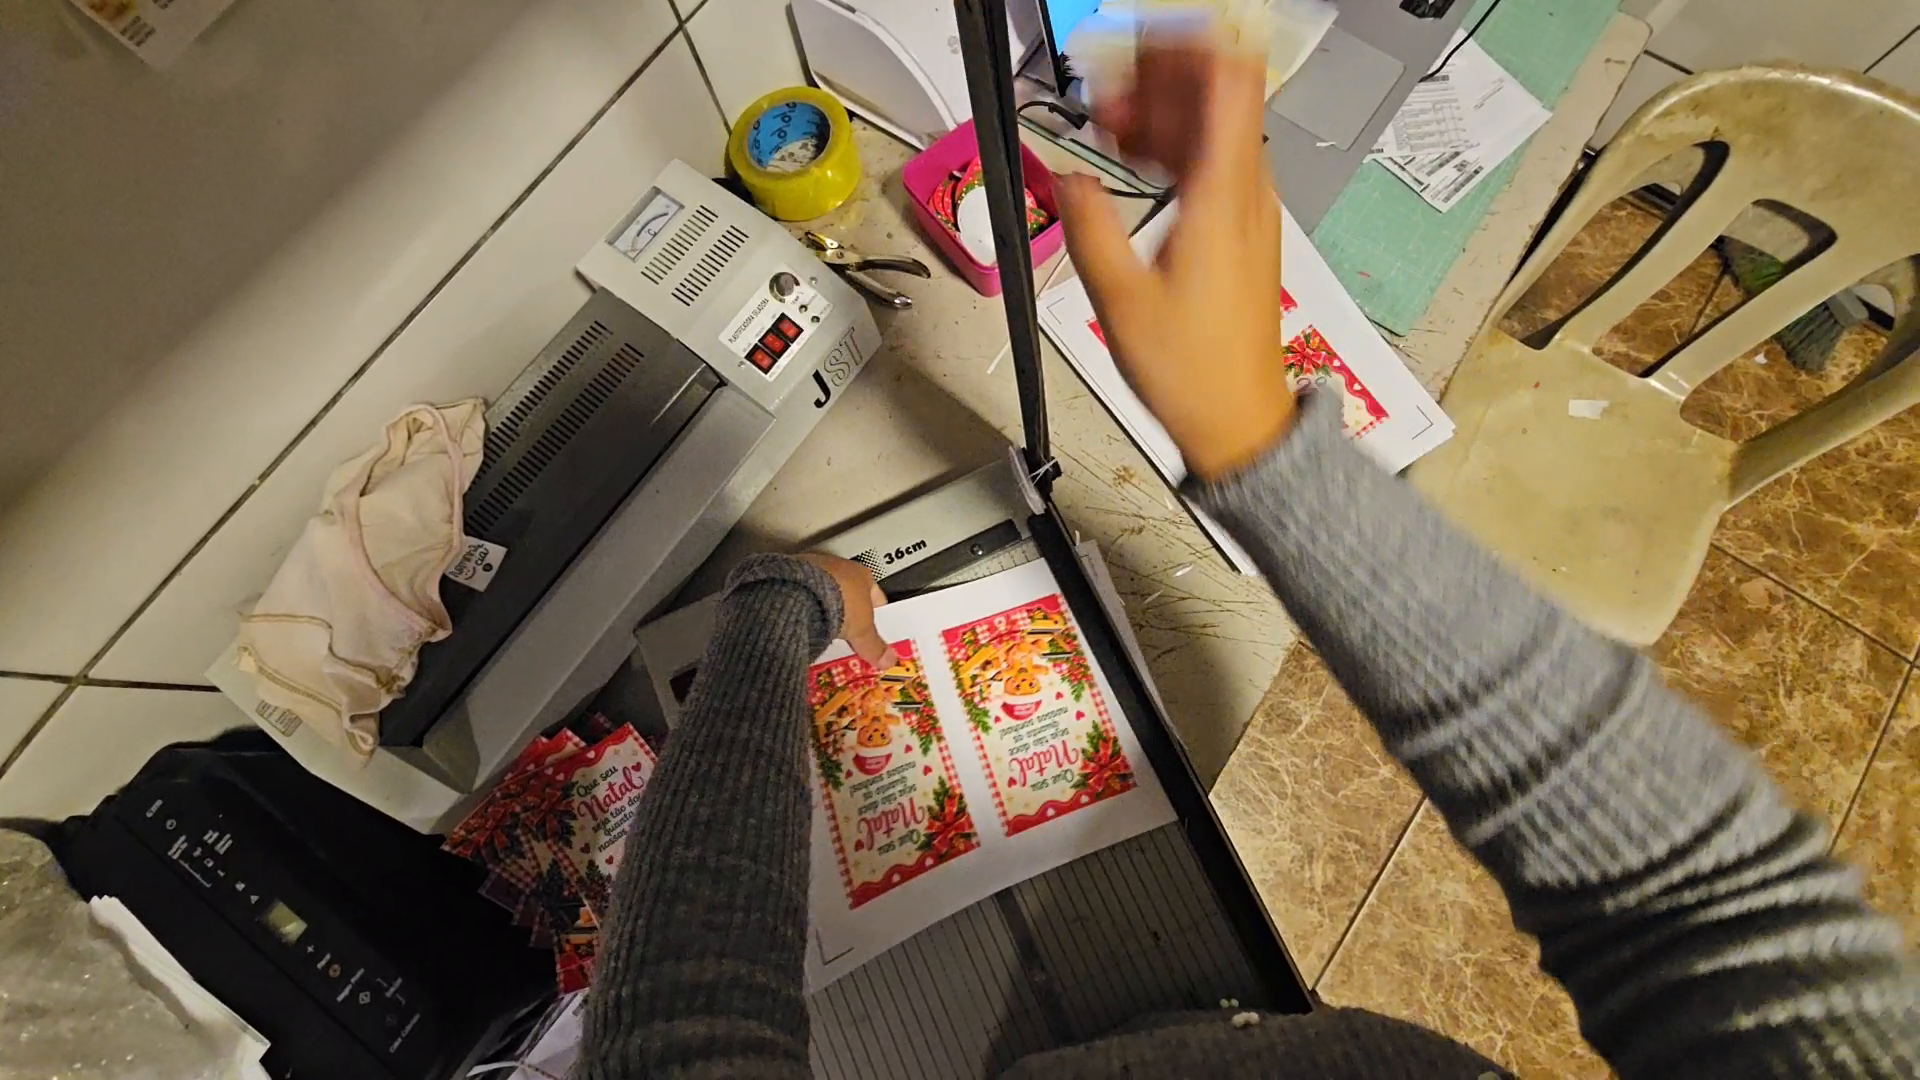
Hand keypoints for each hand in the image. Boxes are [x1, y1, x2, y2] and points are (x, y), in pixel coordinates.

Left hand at [797, 554, 897, 668]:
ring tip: (823, 629)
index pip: (877, 597)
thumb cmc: (839, 603)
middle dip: (849, 612)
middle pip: (850, 593)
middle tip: (847, 634)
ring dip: (826, 607)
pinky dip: (806, 604)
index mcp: (863, 575)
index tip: (873, 633)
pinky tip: (804, 619)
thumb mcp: (862, 632)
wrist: (801, 594)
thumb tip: (887, 660)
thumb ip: (875, 647)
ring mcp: (816, 567)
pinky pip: (805, 591)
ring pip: (826, 590)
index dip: (877, 617)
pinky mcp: (793, 571)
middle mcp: (841, 567)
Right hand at [1054, 39, 1296, 481]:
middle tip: (1104, 95)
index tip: (1128, 51)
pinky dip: (1176, 151)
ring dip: (1163, 116)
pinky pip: (1216, 166)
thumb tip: (1066, 181)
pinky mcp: (1241, 236)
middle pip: (1220, 92)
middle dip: (1158, 77)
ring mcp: (1249, 214)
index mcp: (1223, 196)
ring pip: (1216, 129)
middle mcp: (1247, 193)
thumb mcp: (1120, 301)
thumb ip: (1088, 228)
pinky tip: (1137, 169)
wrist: (1236, 419)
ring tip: (1110, 130)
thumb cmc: (1190, 371)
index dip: (1179, 46)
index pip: (1226, 76)